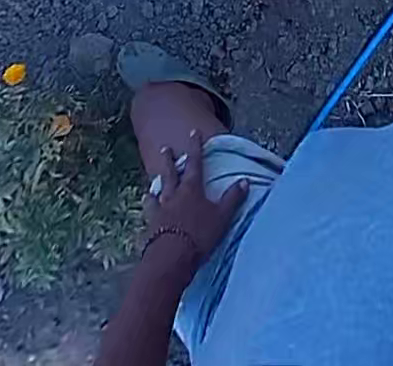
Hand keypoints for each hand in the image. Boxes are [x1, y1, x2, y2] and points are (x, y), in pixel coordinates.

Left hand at [142, 130, 247, 276]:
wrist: (170, 260)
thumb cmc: (198, 235)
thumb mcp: (222, 216)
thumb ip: (232, 198)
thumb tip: (245, 180)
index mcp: (191, 189)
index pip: (194, 162)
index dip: (195, 147)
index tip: (193, 132)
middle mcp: (173, 195)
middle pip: (170, 174)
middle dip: (169, 160)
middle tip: (164, 148)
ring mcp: (159, 211)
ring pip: (157, 193)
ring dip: (156, 186)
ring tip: (152, 183)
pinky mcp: (150, 228)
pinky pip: (149, 213)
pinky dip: (149, 208)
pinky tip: (147, 209)